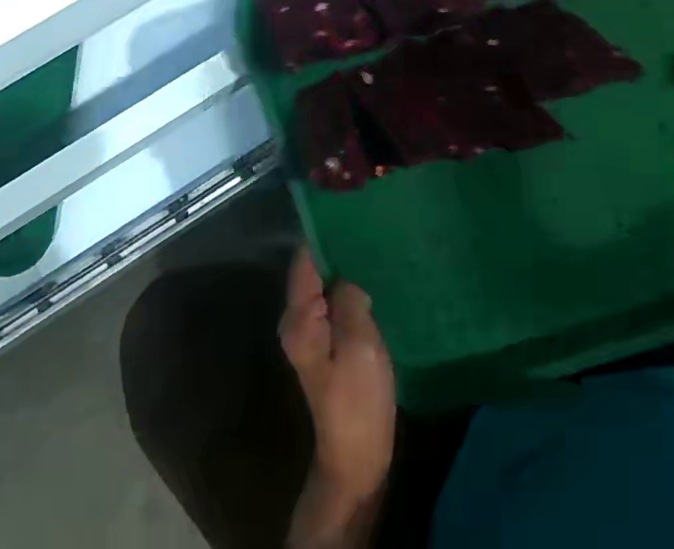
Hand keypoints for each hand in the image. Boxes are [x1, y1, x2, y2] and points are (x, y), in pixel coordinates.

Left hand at [280, 246, 395, 503]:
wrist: (356, 459)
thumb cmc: (358, 402)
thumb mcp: (360, 345)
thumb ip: (350, 300)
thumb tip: (347, 271)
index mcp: (299, 318)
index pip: (304, 261)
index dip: (324, 235)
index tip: (349, 212)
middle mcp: (297, 320)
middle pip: (313, 271)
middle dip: (338, 250)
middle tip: (370, 226)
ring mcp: (310, 333)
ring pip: (326, 287)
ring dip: (347, 270)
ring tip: (376, 247)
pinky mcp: (326, 344)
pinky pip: (335, 305)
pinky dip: (351, 292)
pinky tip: (375, 283)